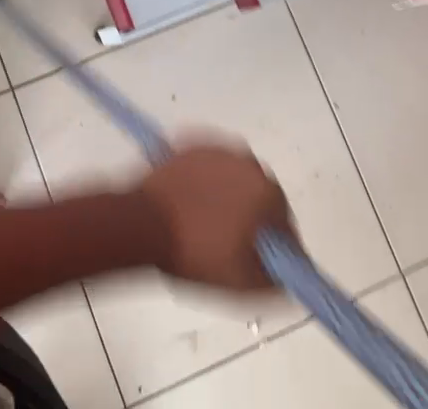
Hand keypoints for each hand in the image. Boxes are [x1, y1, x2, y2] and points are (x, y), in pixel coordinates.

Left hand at [136, 141, 290, 291]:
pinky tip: (192, 199)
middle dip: (251, 218)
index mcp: (268, 192)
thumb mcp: (243, 284)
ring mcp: (216, 149)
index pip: (284, 226)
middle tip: (228, 242)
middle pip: (260, 197)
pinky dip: (206, 179)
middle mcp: (248, 162)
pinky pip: (209, 166)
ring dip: (229, 196)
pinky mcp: (189, 143)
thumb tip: (287, 273)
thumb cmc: (195, 253)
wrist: (140, 222)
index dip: (274, 248)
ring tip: (205, 220)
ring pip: (234, 179)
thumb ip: (276, 280)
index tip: (257, 261)